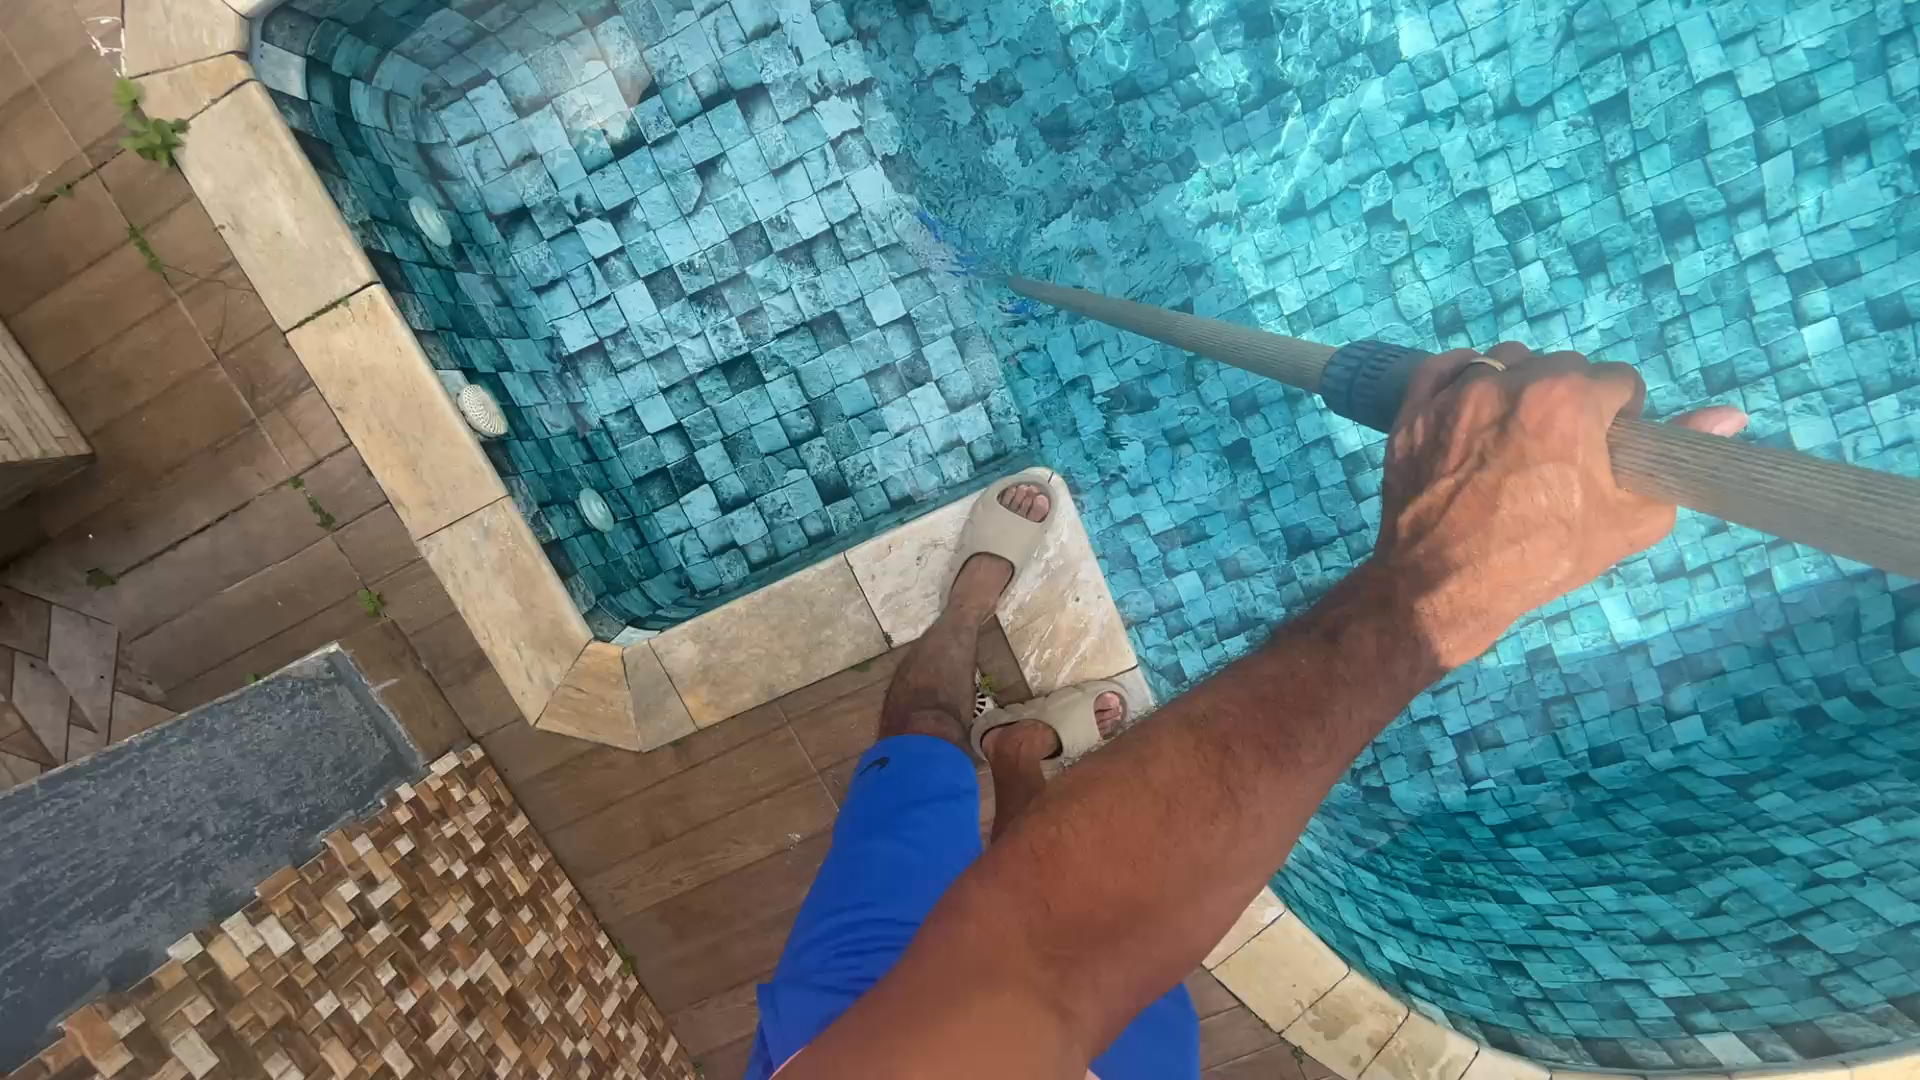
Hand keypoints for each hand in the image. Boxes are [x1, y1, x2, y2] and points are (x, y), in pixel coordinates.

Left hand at [1372, 342, 1746, 667]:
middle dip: (1568, 398)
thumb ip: (1674, 459)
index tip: (1600, 448)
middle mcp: (1508, 384)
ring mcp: (1452, 397)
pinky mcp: (1411, 413)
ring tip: (1511, 429)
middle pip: (1558, 367)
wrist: (1443, 578)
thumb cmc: (1541, 554)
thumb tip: (1728, 415)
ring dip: (1515, 384)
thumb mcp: (1629, 517)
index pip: (1617, 381)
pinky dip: (1457, 378)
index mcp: (1570, 400)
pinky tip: (1468, 405)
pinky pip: (1440, 369)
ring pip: (1500, 362)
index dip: (1616, 415)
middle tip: (1555, 445)